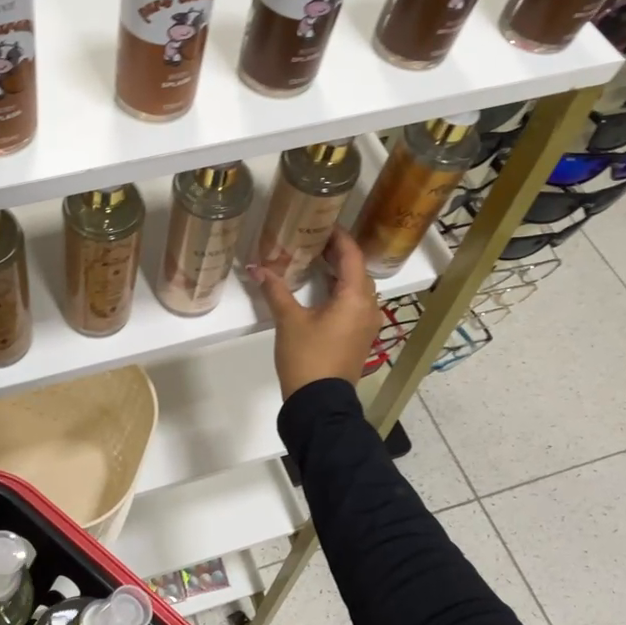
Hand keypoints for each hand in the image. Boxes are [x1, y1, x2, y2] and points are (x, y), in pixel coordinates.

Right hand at [248, 227, 383, 399]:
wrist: (319, 403)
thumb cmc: (307, 357)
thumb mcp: (288, 321)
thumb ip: (275, 290)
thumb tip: (256, 268)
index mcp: (356, 297)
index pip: (352, 254)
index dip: (338, 236)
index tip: (322, 222)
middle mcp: (369, 306)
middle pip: (357, 269)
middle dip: (337, 253)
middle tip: (312, 238)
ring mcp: (367, 323)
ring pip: (357, 288)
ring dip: (339, 273)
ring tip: (314, 260)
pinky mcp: (360, 336)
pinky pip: (354, 304)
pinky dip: (340, 291)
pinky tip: (319, 290)